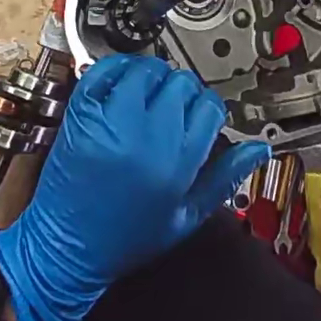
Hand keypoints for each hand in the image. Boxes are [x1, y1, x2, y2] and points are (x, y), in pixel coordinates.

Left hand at [0, 55, 267, 320]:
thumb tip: (259, 149)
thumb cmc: (126, 238)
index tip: (200, 116)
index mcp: (177, 163)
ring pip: (147, 71)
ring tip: (151, 94)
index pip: (210, 107)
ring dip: (155, 77)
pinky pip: (104, 72)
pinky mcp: (81, 116)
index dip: (209, 109)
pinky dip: (117, 67)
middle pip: (182, 84)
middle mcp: (147, 136)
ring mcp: (111, 123)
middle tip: (175, 108)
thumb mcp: (186, 218)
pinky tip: (124, 80)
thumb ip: (225, 179)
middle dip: (185, 92)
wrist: (62, 252)